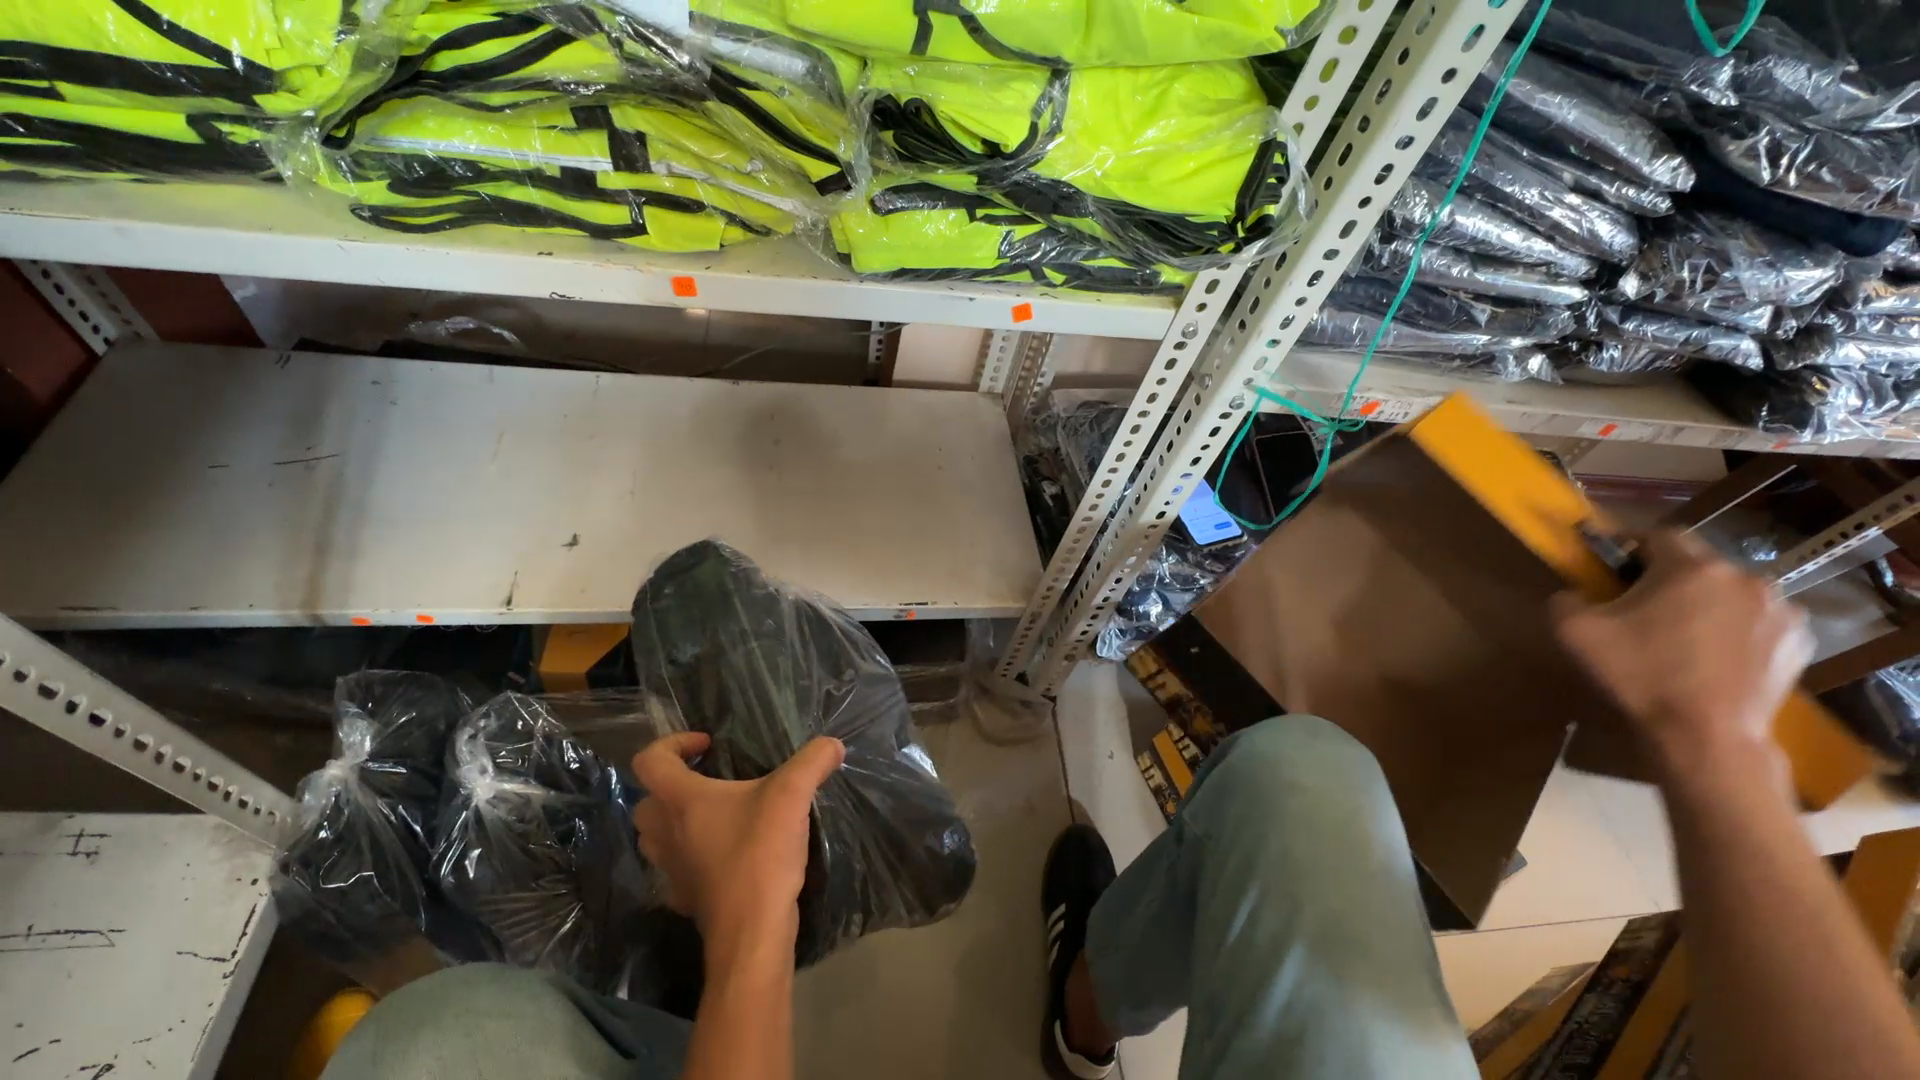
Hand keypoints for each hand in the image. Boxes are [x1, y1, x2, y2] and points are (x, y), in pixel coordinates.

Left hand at [631, 733, 845, 943]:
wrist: (751, 929)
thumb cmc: (761, 854)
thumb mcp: (793, 796)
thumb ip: (813, 762)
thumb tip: (833, 744)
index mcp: (681, 800)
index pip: (650, 760)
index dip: (672, 744)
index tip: (708, 746)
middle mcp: (665, 832)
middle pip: (647, 800)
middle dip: (672, 786)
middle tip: (709, 781)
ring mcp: (670, 868)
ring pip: (656, 836)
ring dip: (676, 822)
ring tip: (717, 816)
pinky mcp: (684, 896)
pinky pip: (676, 868)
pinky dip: (692, 857)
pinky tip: (725, 854)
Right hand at [1552, 530, 1813, 781]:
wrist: (1705, 737)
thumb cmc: (1639, 676)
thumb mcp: (1573, 632)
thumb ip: (1566, 598)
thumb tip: (1577, 594)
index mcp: (1692, 567)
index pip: (1658, 535)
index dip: (1631, 546)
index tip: (1612, 567)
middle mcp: (1745, 578)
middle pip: (1698, 564)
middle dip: (1669, 579)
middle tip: (1642, 608)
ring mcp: (1781, 611)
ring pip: (1730, 593)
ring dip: (1707, 603)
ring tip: (1683, 636)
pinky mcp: (1800, 642)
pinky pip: (1759, 621)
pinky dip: (1738, 629)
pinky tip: (1716, 656)